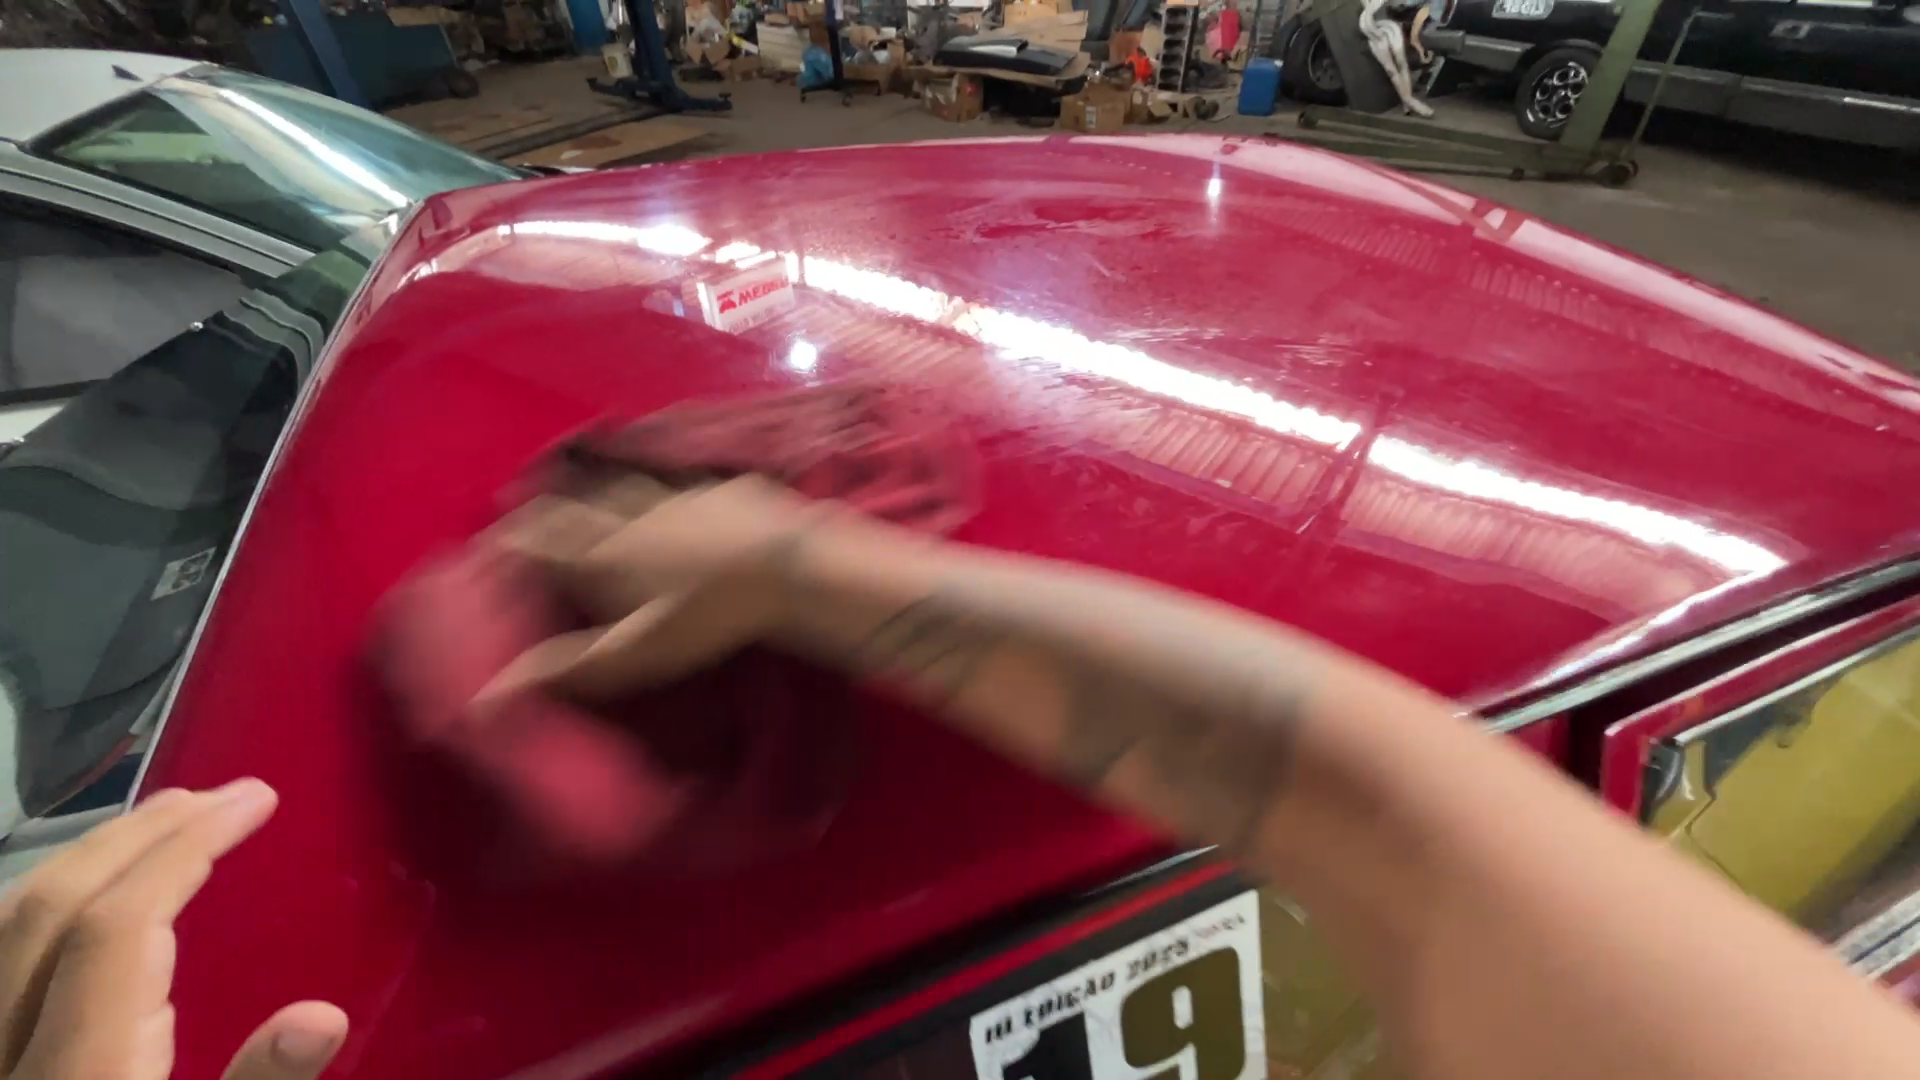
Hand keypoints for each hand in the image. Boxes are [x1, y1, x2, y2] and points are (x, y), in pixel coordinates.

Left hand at [0, 781, 345, 1079]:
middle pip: (45, 913)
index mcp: (71, 1076)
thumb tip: (322, 1015)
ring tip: (166, 816)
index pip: (117, 930)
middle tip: (224, 792)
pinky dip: (46, 904)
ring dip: (90, 854)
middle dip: (143, 833)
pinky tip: (88, 894)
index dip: (188, 848)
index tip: (258, 799)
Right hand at [486, 475, 830, 702]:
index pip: (537, 539)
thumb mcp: (635, 652)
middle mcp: (631, 515)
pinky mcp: (722, 488)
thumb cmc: (706, 617)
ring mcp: (680, 495)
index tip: (488, 543)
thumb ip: (566, 665)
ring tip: (583, 491)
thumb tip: (485, 697)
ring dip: (596, 489)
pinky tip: (673, 491)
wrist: (787, 569)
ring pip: (623, 485)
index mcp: (603, 554)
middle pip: (573, 504)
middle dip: (542, 509)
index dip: (508, 540)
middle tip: (523, 511)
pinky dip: (662, 485)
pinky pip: (681, 481)